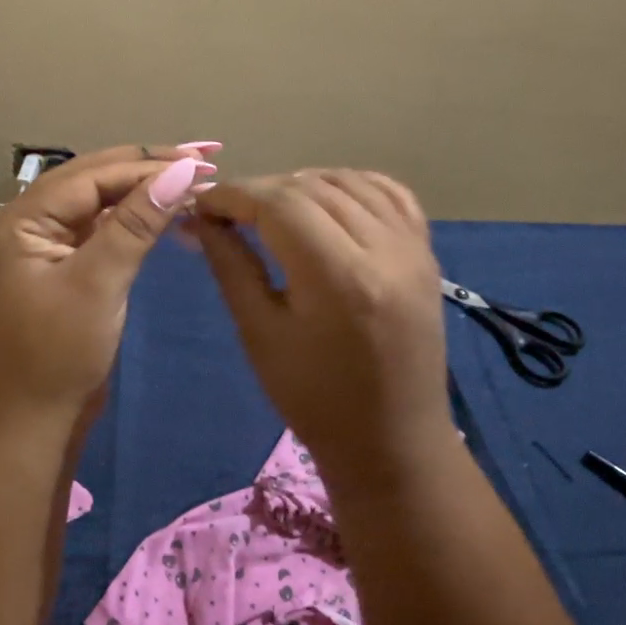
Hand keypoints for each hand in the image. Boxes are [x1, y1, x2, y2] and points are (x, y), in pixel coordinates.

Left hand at [0, 143, 219, 434]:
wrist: (26, 428)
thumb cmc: (56, 356)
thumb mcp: (98, 284)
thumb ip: (136, 224)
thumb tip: (180, 171)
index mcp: (20, 220)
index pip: (90, 176)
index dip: (147, 165)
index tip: (201, 161)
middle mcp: (25, 224)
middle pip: (92, 181)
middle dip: (147, 168)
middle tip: (206, 158)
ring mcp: (41, 248)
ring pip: (97, 205)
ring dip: (142, 191)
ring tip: (192, 177)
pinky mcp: (58, 271)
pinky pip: (97, 231)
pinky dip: (131, 220)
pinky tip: (162, 210)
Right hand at [188, 170, 450, 488]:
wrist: (392, 442)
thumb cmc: (314, 399)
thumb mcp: (259, 334)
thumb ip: (231, 265)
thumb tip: (199, 218)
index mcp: (339, 278)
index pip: (279, 204)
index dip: (234, 194)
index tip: (201, 203)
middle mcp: (383, 250)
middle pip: (311, 187)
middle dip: (261, 191)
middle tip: (227, 212)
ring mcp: (412, 248)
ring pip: (349, 182)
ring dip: (302, 184)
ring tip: (270, 209)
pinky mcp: (426, 254)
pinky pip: (390, 194)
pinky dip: (352, 185)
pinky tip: (326, 198)